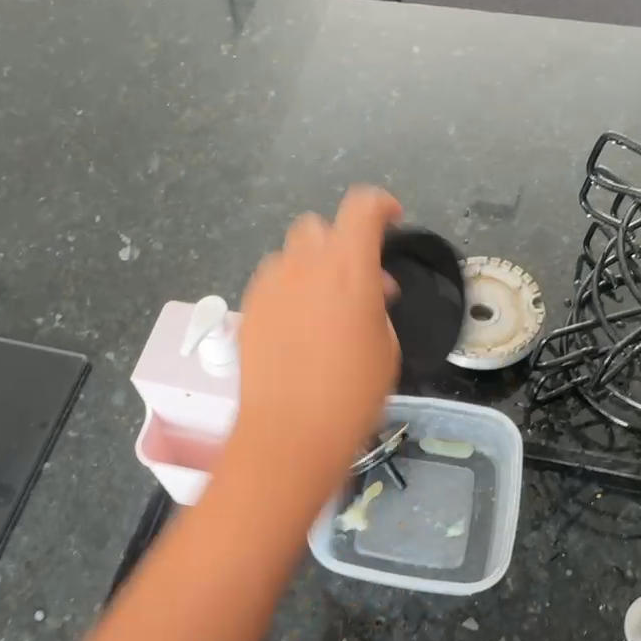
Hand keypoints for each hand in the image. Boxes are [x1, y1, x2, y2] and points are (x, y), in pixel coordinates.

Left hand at [226, 187, 401, 497]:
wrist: (289, 433)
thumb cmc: (351, 396)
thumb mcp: (386, 348)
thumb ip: (376, 306)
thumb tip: (369, 292)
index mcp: (348, 267)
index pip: (362, 207)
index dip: (381, 206)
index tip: (393, 221)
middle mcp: (304, 265)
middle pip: (319, 227)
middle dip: (340, 243)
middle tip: (357, 280)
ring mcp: (269, 286)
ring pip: (290, 255)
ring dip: (310, 268)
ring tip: (323, 308)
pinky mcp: (248, 311)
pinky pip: (271, 285)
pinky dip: (288, 293)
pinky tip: (297, 329)